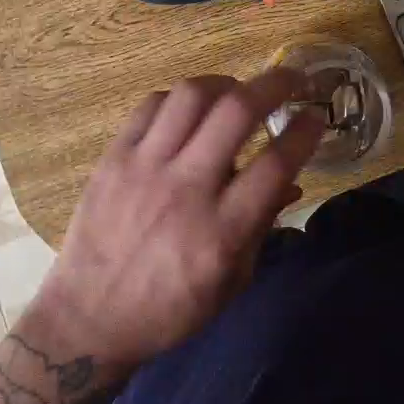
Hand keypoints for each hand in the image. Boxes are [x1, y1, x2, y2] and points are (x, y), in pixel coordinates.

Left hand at [28, 71, 323, 367]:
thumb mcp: (231, 282)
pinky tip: (191, 111)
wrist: (88, 322)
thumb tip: (292, 181)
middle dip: (275, 84)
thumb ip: (262, 227)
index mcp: (221, 231)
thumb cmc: (170, 311)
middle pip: (237, 111)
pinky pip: (150, 106)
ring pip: (191, 96)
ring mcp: (145, 168)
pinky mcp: (114, 158)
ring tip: (238, 91)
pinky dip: (179, 99)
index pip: (276, 163)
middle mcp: (185, 189)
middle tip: (292, 81)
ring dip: (226, 83)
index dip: (305, 131)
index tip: (316, 117)